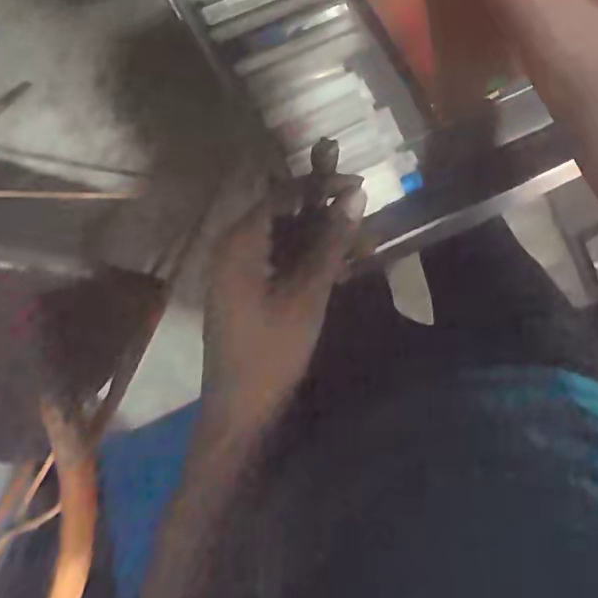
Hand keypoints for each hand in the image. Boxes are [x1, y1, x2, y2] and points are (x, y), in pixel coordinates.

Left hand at [200, 179, 365, 428]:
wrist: (242, 414)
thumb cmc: (273, 350)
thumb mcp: (309, 292)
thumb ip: (332, 240)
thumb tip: (356, 195)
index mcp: (239, 243)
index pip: (283, 194)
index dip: (322, 183)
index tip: (359, 185)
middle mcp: (235, 248)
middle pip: (285, 212)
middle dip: (326, 209)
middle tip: (361, 207)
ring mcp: (240, 270)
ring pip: (288, 236)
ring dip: (324, 235)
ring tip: (362, 242)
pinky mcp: (250, 289)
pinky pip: (284, 258)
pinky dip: (312, 257)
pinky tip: (344, 266)